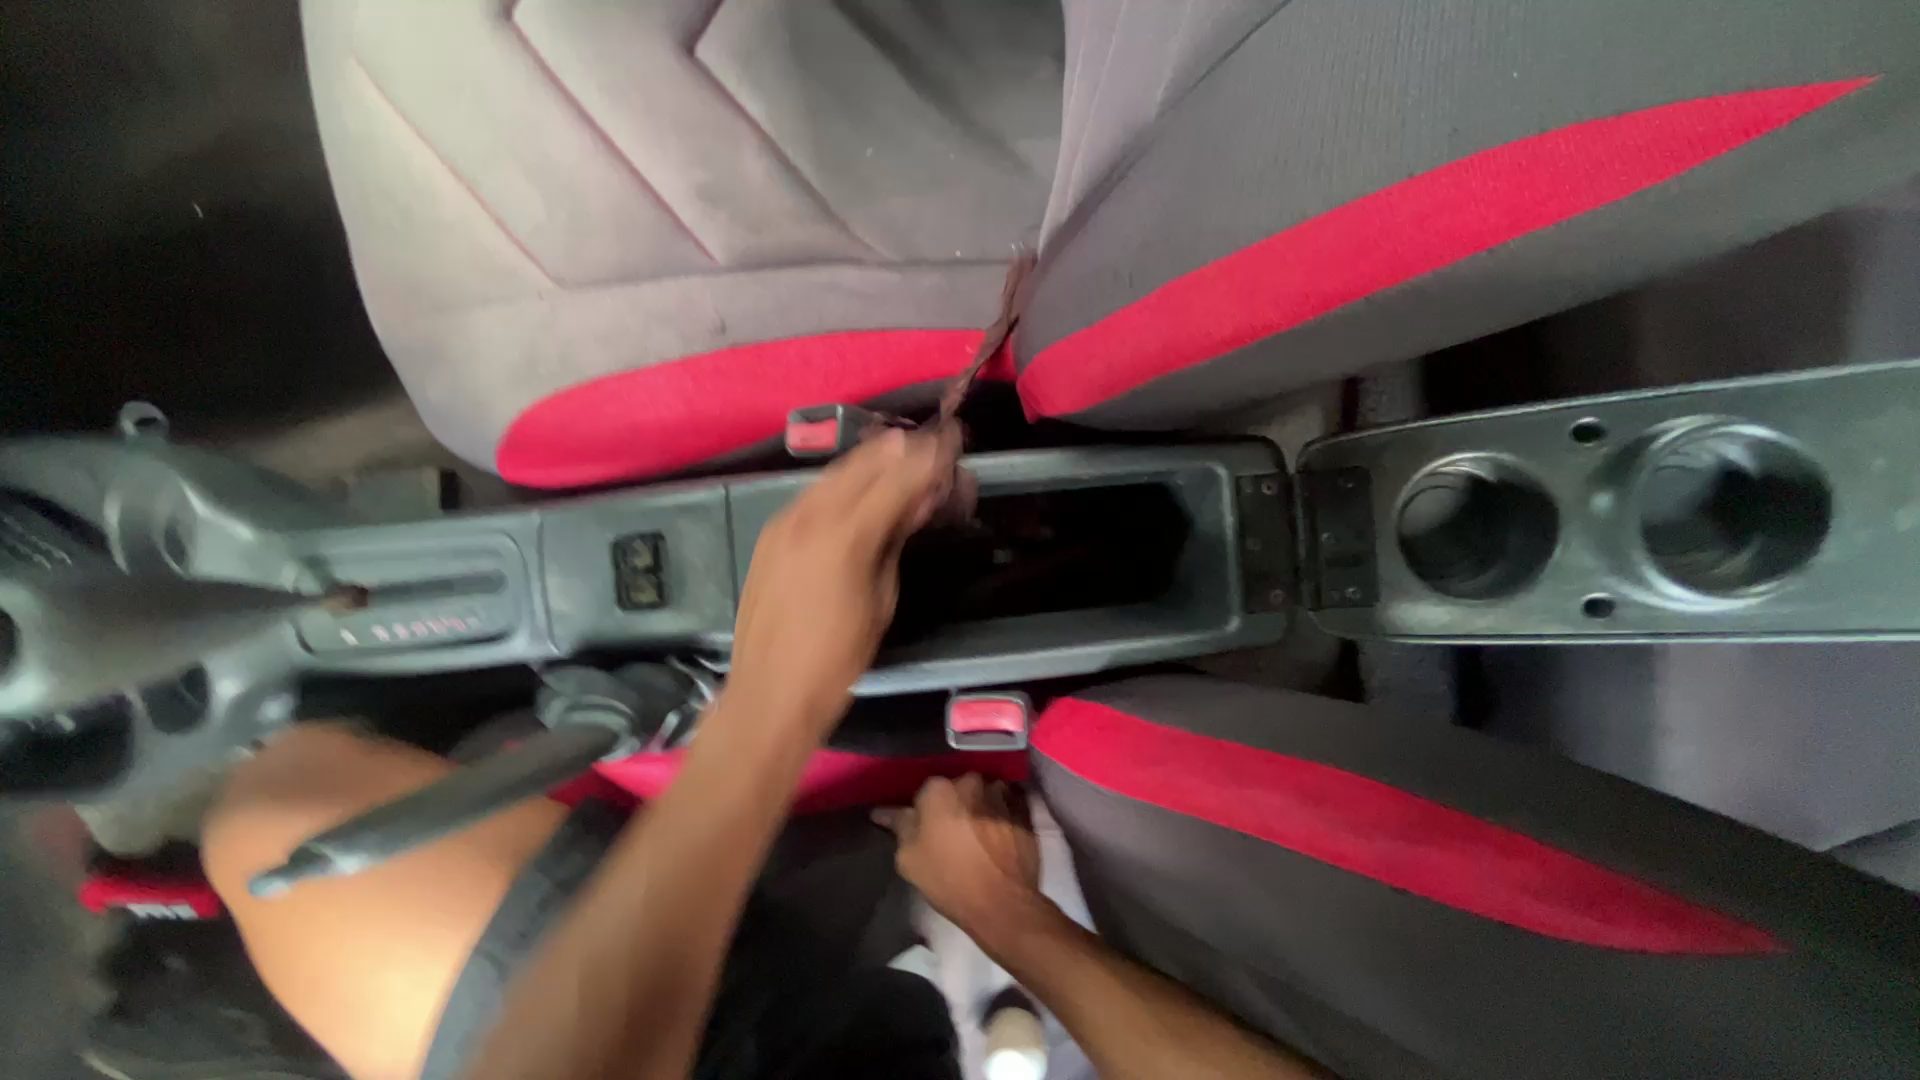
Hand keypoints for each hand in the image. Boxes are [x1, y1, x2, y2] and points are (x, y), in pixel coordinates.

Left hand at [725, 426, 963, 738]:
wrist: (768, 693)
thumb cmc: (836, 660)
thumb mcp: (881, 602)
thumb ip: (895, 543)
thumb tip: (917, 505)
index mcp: (845, 536)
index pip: (896, 480)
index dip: (929, 458)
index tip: (953, 440)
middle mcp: (810, 516)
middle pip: (863, 465)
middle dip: (900, 449)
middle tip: (931, 440)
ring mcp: (784, 523)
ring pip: (833, 474)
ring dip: (869, 460)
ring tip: (900, 449)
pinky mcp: (769, 536)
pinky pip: (811, 495)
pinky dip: (841, 482)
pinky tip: (858, 484)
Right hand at [877, 775, 1050, 944]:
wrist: (1002, 903)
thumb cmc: (948, 878)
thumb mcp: (909, 858)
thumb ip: (899, 825)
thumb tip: (882, 811)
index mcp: (939, 788)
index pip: (926, 792)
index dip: (925, 812)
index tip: (927, 831)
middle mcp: (972, 781)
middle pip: (958, 788)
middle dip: (955, 805)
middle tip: (954, 832)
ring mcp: (1002, 793)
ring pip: (985, 793)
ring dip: (981, 807)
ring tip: (980, 835)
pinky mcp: (1025, 809)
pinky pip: (1008, 804)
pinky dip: (1003, 814)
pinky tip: (999, 835)